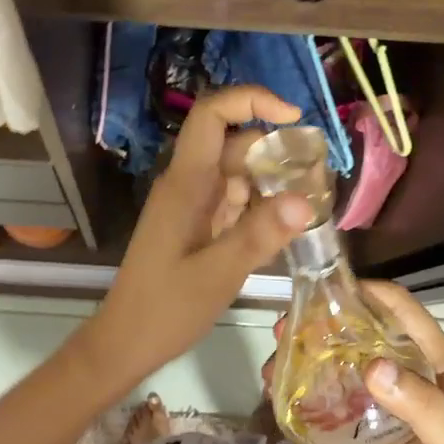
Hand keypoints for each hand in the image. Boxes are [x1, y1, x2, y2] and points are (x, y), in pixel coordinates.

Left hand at [79, 86, 315, 384]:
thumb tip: (305, 200)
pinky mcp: (195, 226)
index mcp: (186, 184)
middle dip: (275, 150)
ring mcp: (190, 205)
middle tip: (318, 177)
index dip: (251, 101)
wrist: (125, 342)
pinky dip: (259, 204)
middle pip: (233, 144)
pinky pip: (232, 200)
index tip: (295, 117)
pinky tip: (286, 225)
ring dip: (271, 179)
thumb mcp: (218, 275)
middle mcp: (187, 185)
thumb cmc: (165, 309)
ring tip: (311, 202)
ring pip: (236, 173)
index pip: (212, 116)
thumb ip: (259, 236)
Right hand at [263, 283, 443, 443]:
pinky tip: (281, 393)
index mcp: (435, 362)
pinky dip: (308, 390)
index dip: (363, 292)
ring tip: (273, 366)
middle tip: (282, 332)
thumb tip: (371, 366)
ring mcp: (387, 399)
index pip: (399, 309)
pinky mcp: (368, 426)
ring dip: (308, 357)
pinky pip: (335, 397)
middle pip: (361, 331)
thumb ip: (419, 404)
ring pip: (342, 362)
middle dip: (321, 324)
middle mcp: (410, 370)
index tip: (319, 292)